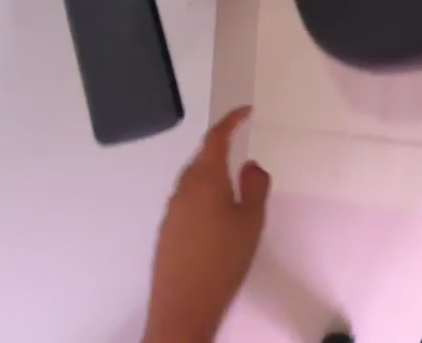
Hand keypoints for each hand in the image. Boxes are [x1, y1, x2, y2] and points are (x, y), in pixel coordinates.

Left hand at [144, 107, 270, 342]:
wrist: (182, 310)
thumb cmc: (223, 260)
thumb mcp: (252, 220)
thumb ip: (256, 186)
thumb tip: (250, 166)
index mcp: (205, 180)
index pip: (215, 139)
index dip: (230, 121)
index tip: (246, 111)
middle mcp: (183, 191)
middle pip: (200, 158)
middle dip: (219, 146)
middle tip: (240, 142)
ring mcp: (171, 213)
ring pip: (192, 180)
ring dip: (211, 171)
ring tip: (233, 178)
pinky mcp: (166, 234)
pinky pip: (186, 200)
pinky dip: (203, 193)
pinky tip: (216, 212)